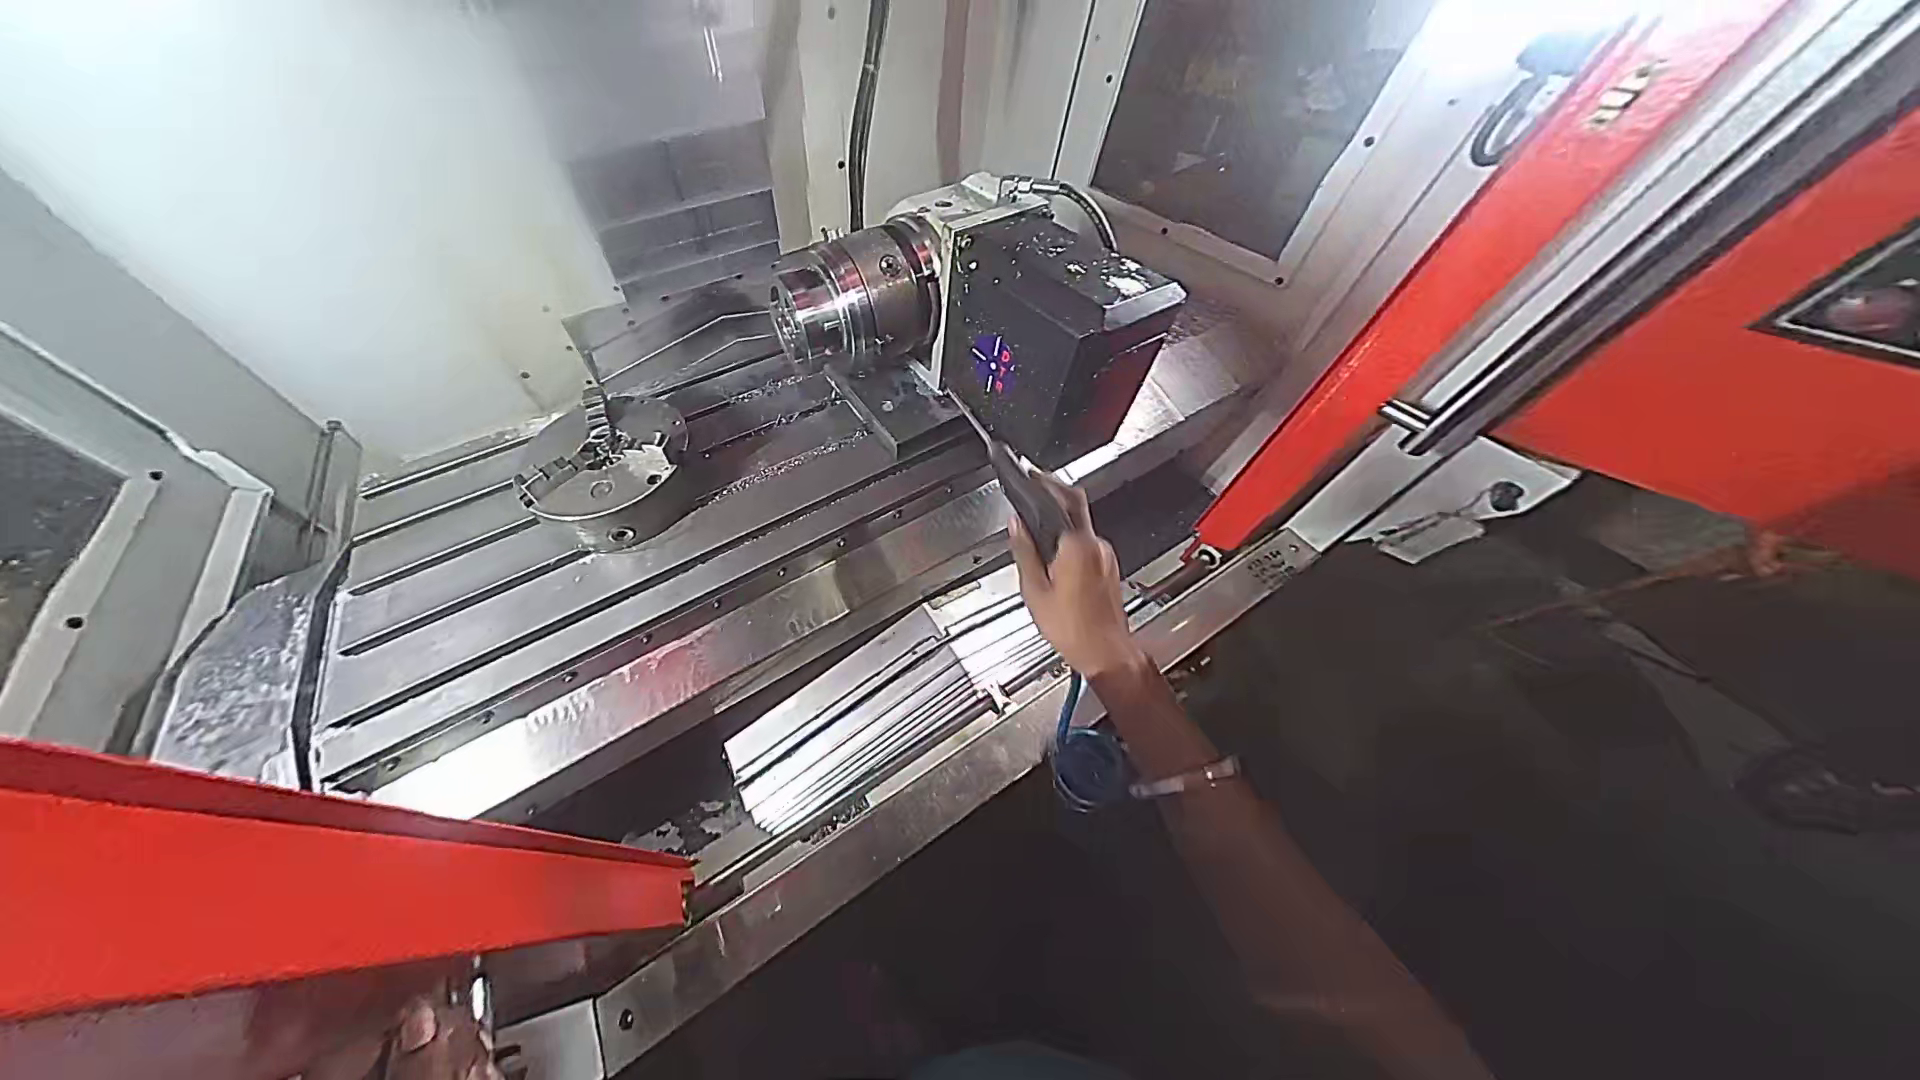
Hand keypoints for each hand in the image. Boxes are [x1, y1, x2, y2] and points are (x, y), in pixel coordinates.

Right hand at [1006, 473, 1148, 678]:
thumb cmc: (1073, 629)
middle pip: (1075, 508)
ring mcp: (1106, 557)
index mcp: (1078, 547)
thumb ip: (1024, 551)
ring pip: (1080, 529)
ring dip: (1061, 526)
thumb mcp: (1034, 589)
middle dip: (1053, 498)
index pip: (1064, 498)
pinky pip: (1087, 546)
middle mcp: (1097, 546)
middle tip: (1033, 494)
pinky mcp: (1109, 567)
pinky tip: (1056, 560)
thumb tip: (1015, 525)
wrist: (1105, 652)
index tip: (1030, 475)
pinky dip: (1070, 544)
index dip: (1045, 483)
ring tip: (1038, 536)